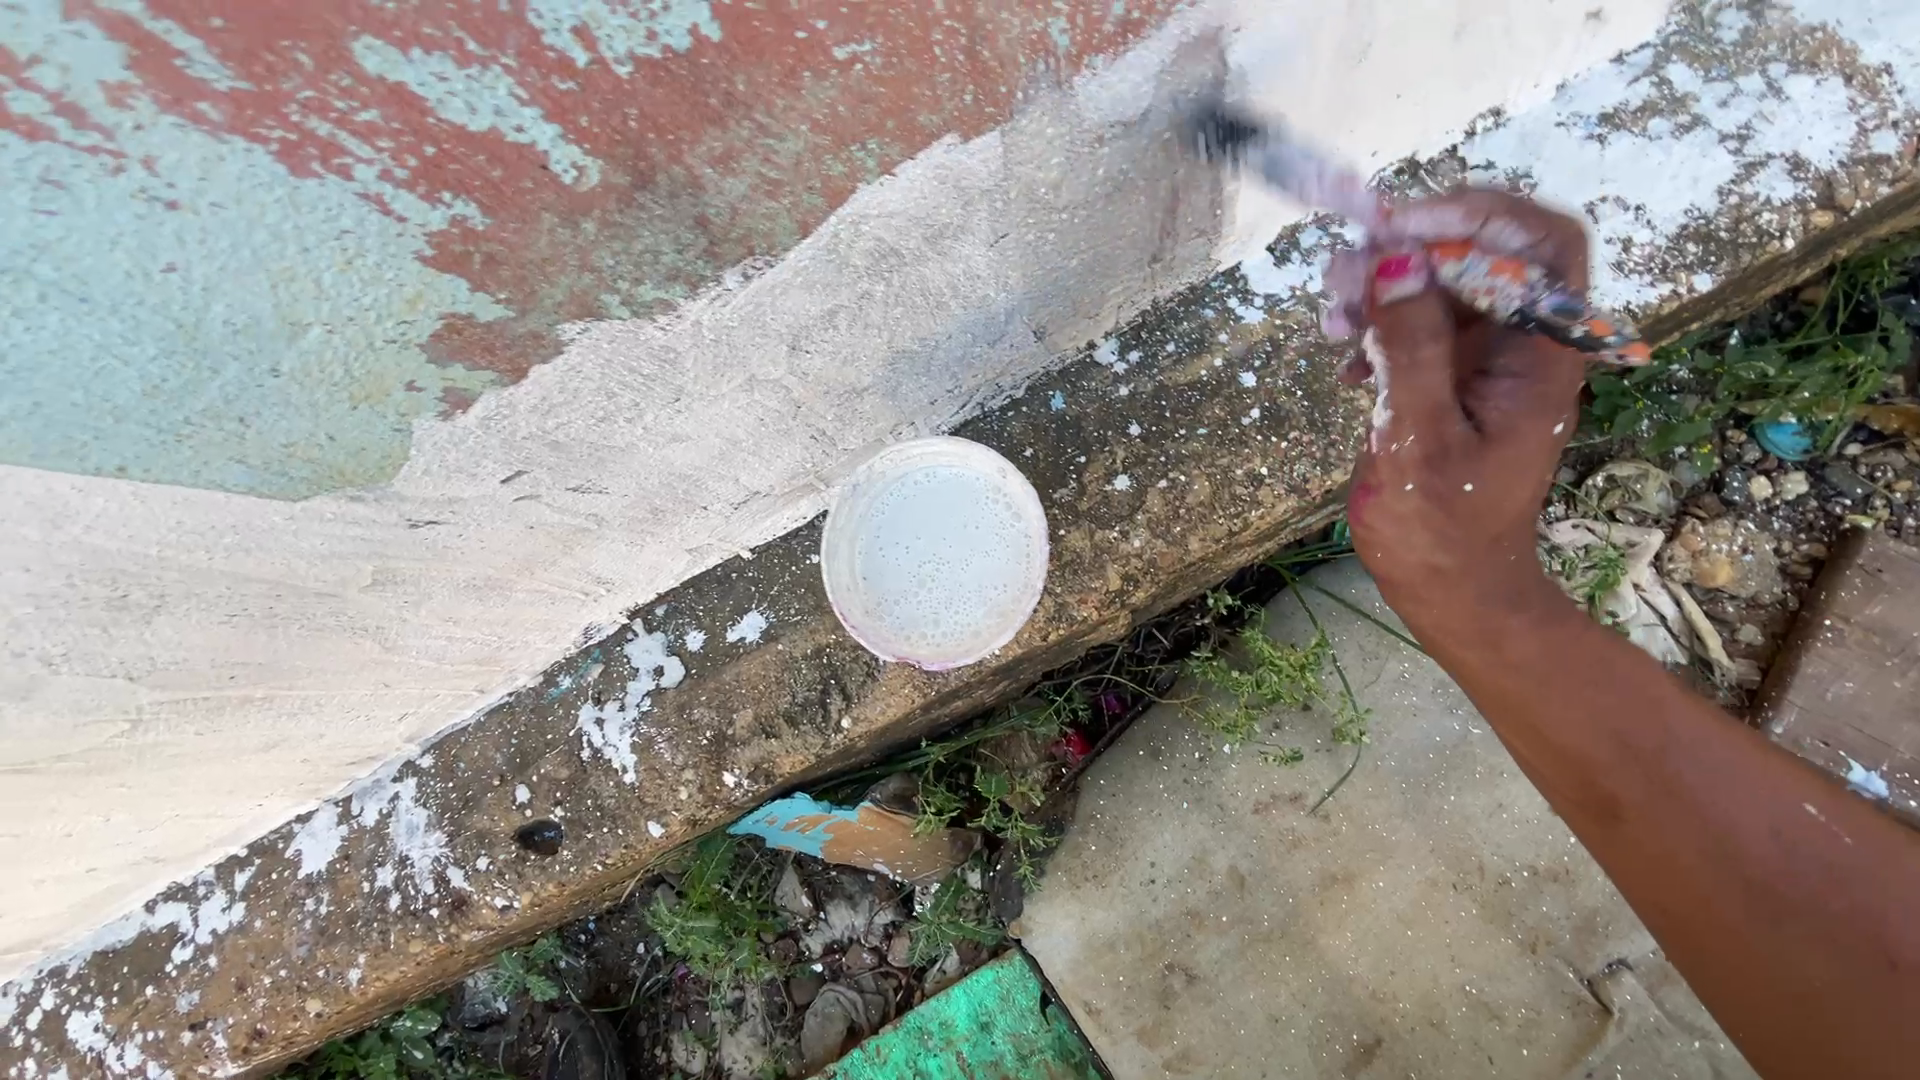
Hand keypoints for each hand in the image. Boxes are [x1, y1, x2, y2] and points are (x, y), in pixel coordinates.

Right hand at [1324, 191, 1593, 644]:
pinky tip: (1344, 360)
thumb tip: (1394, 261)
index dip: (1476, 215)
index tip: (1398, 227)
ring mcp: (1481, 362)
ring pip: (1438, 289)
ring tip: (1330, 321)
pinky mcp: (1447, 380)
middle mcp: (1519, 345)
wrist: (1447, 583)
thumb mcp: (1418, 438)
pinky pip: (1414, 327)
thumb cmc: (1440, 526)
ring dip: (1380, 290)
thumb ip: (1410, 348)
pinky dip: (1375, 327)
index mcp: (1538, 353)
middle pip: (1478, 258)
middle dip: (1407, 254)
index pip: (1537, 244)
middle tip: (1340, 279)